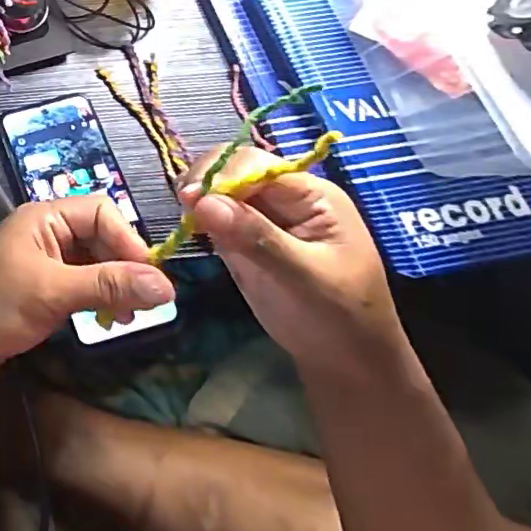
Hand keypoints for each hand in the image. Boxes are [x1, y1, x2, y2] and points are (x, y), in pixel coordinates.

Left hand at [0, 197, 174, 367]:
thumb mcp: (53, 292)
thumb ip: (106, 285)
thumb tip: (165, 284)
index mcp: (45, 217)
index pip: (101, 212)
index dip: (128, 241)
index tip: (149, 278)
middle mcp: (49, 231)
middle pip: (102, 237)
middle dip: (125, 267)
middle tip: (144, 304)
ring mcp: (47, 258)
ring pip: (96, 262)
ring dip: (116, 286)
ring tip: (130, 317)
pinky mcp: (46, 283)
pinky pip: (85, 282)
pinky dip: (101, 298)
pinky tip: (112, 320)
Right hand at [184, 147, 402, 372]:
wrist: (347, 365)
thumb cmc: (341, 320)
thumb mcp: (305, 279)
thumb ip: (257, 237)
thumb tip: (203, 202)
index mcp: (311, 195)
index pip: (255, 164)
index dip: (220, 174)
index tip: (190, 199)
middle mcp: (284, 195)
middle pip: (232, 167)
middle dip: (205, 182)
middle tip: (183, 209)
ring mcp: (262, 214)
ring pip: (218, 186)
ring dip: (197, 198)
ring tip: (188, 223)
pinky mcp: (242, 233)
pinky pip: (214, 211)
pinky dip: (198, 216)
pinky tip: (192, 229)